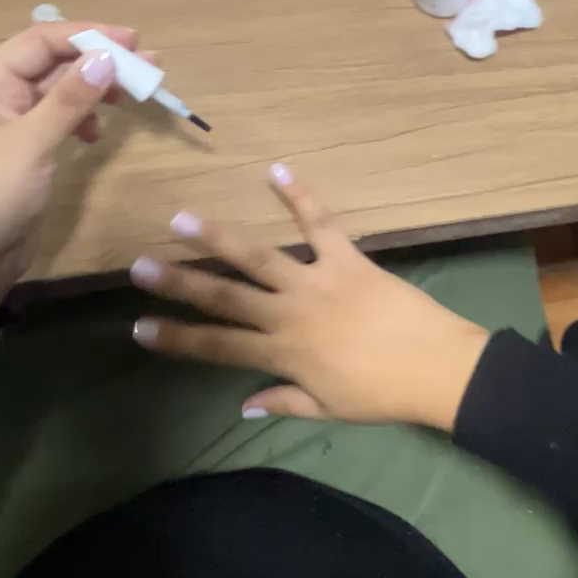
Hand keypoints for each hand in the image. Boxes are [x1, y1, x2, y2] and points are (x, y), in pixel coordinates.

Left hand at [0, 21, 140, 306]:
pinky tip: (98, 132)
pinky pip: (65, 118)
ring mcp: (19, 122)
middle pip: (57, 62)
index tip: (132, 41)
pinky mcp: (33, 148)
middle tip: (148, 65)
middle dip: (101, 60)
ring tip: (135, 94)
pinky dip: (86, 117)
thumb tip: (108, 58)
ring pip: (65, 90)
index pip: (42, 41)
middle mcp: (3, 93)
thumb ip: (70, 99)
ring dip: (98, 88)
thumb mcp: (32, 143)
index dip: (87, 36)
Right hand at [127, 165, 491, 429]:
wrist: (438, 369)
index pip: (218, 347)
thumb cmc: (382, 395)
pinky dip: (300, 195)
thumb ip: (284, 402)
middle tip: (139, 266)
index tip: (140, 328)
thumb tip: (242, 406)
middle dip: (179, 283)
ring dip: (218, 238)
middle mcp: (290, 315)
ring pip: (259, 258)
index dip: (177, 338)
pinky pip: (321, 222)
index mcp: (283, 354)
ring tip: (181, 219)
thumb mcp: (328, 408)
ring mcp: (317, 282)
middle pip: (225, 298)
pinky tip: (276, 169)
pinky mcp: (348, 259)